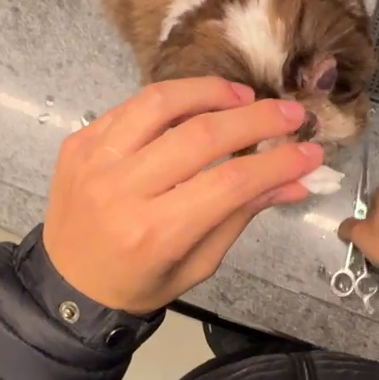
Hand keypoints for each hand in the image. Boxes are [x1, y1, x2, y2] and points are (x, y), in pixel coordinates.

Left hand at [44, 78, 323, 312]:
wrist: (67, 287)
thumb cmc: (139, 284)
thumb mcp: (198, 264)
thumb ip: (241, 216)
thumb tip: (294, 181)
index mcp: (156, 233)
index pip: (229, 183)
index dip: (277, 163)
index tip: (311, 151)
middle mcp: (122, 191)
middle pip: (200, 137)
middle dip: (256, 119)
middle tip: (290, 112)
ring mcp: (94, 161)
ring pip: (160, 104)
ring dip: (210, 92)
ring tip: (243, 97)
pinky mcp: (79, 143)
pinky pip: (131, 108)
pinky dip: (171, 102)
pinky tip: (196, 107)